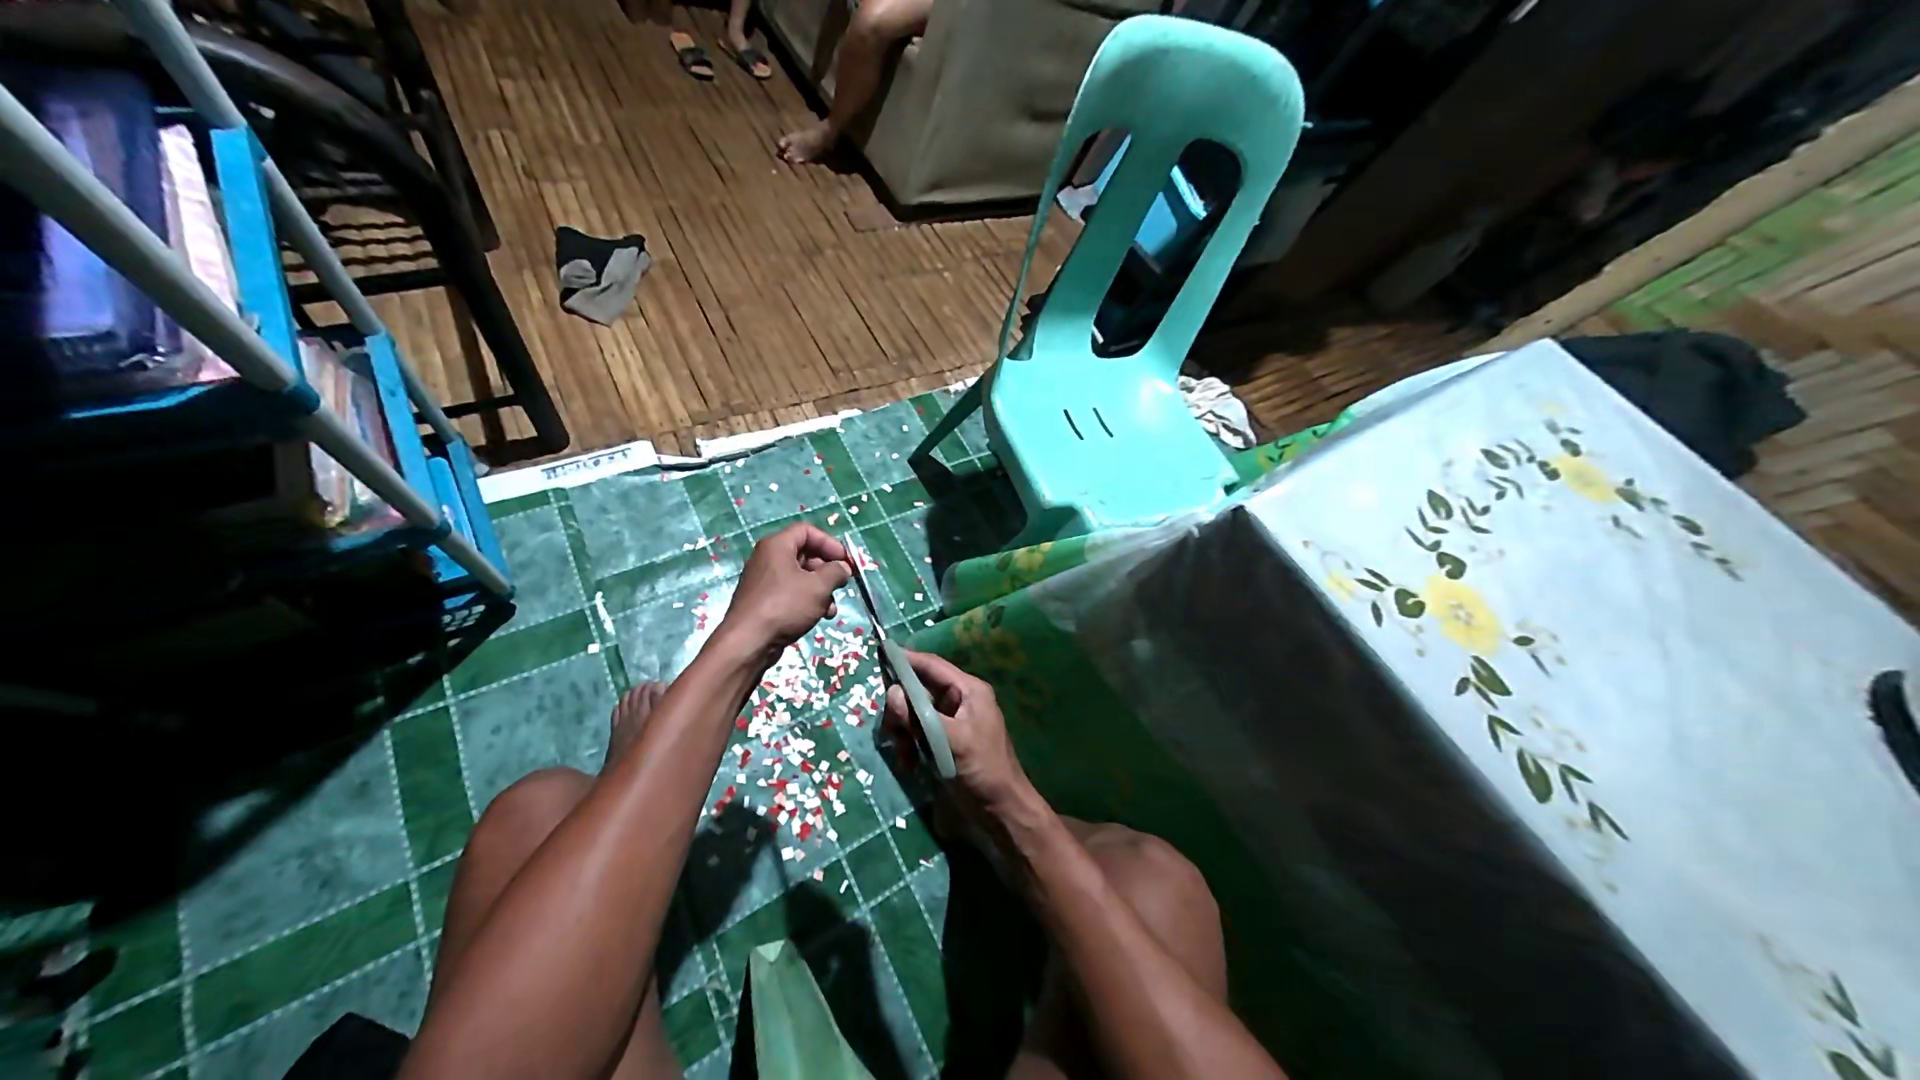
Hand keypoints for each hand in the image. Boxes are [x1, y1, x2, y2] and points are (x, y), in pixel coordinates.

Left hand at [720, 525, 850, 656]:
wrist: (749, 641)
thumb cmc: (785, 606)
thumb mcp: (819, 586)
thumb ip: (836, 571)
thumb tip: (843, 568)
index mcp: (777, 546)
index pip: (807, 531)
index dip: (829, 543)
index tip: (845, 560)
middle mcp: (768, 559)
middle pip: (805, 554)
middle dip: (827, 569)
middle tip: (841, 583)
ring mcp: (764, 581)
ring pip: (800, 577)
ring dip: (821, 589)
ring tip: (831, 607)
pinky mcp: (764, 601)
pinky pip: (791, 593)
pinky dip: (807, 600)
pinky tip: (819, 617)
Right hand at [883, 649, 1034, 814]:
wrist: (1000, 812)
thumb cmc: (983, 770)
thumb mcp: (951, 741)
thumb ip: (920, 716)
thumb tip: (891, 692)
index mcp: (968, 691)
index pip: (932, 665)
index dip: (906, 659)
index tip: (880, 653)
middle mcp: (958, 701)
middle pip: (916, 690)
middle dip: (901, 710)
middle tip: (894, 735)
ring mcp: (948, 722)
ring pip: (912, 713)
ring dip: (902, 733)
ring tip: (906, 758)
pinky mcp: (941, 742)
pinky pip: (915, 733)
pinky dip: (908, 745)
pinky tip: (910, 765)